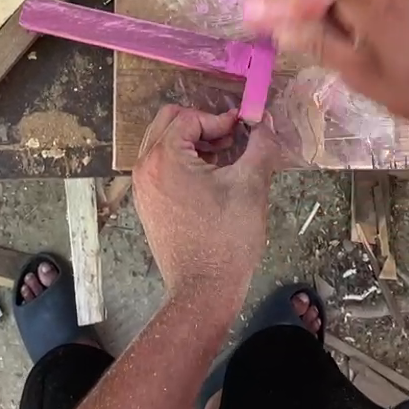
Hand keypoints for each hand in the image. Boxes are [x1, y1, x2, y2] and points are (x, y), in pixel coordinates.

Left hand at [133, 105, 282, 301]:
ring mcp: (142, 186)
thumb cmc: (227, 239)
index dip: (219, 119)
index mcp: (164, 158)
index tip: (242, 130)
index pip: (190, 117)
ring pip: (163, 141)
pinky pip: (160, 164)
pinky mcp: (147, 202)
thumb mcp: (251, 186)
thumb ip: (260, 145)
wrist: (203, 291)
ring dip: (192, 141)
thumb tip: (266, 121)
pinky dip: (182, 159)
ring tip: (223, 157)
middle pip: (169, 122)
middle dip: (202, 124)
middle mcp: (145, 166)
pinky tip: (209, 176)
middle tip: (230, 139)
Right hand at [243, 0, 408, 132]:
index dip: (284, 1)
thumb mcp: (366, 76)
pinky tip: (378, 45)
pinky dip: (367, 12)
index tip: (258, 14)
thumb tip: (274, 23)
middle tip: (312, 46)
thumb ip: (318, 43)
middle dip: (315, 10)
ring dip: (343, 14)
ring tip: (353, 53)